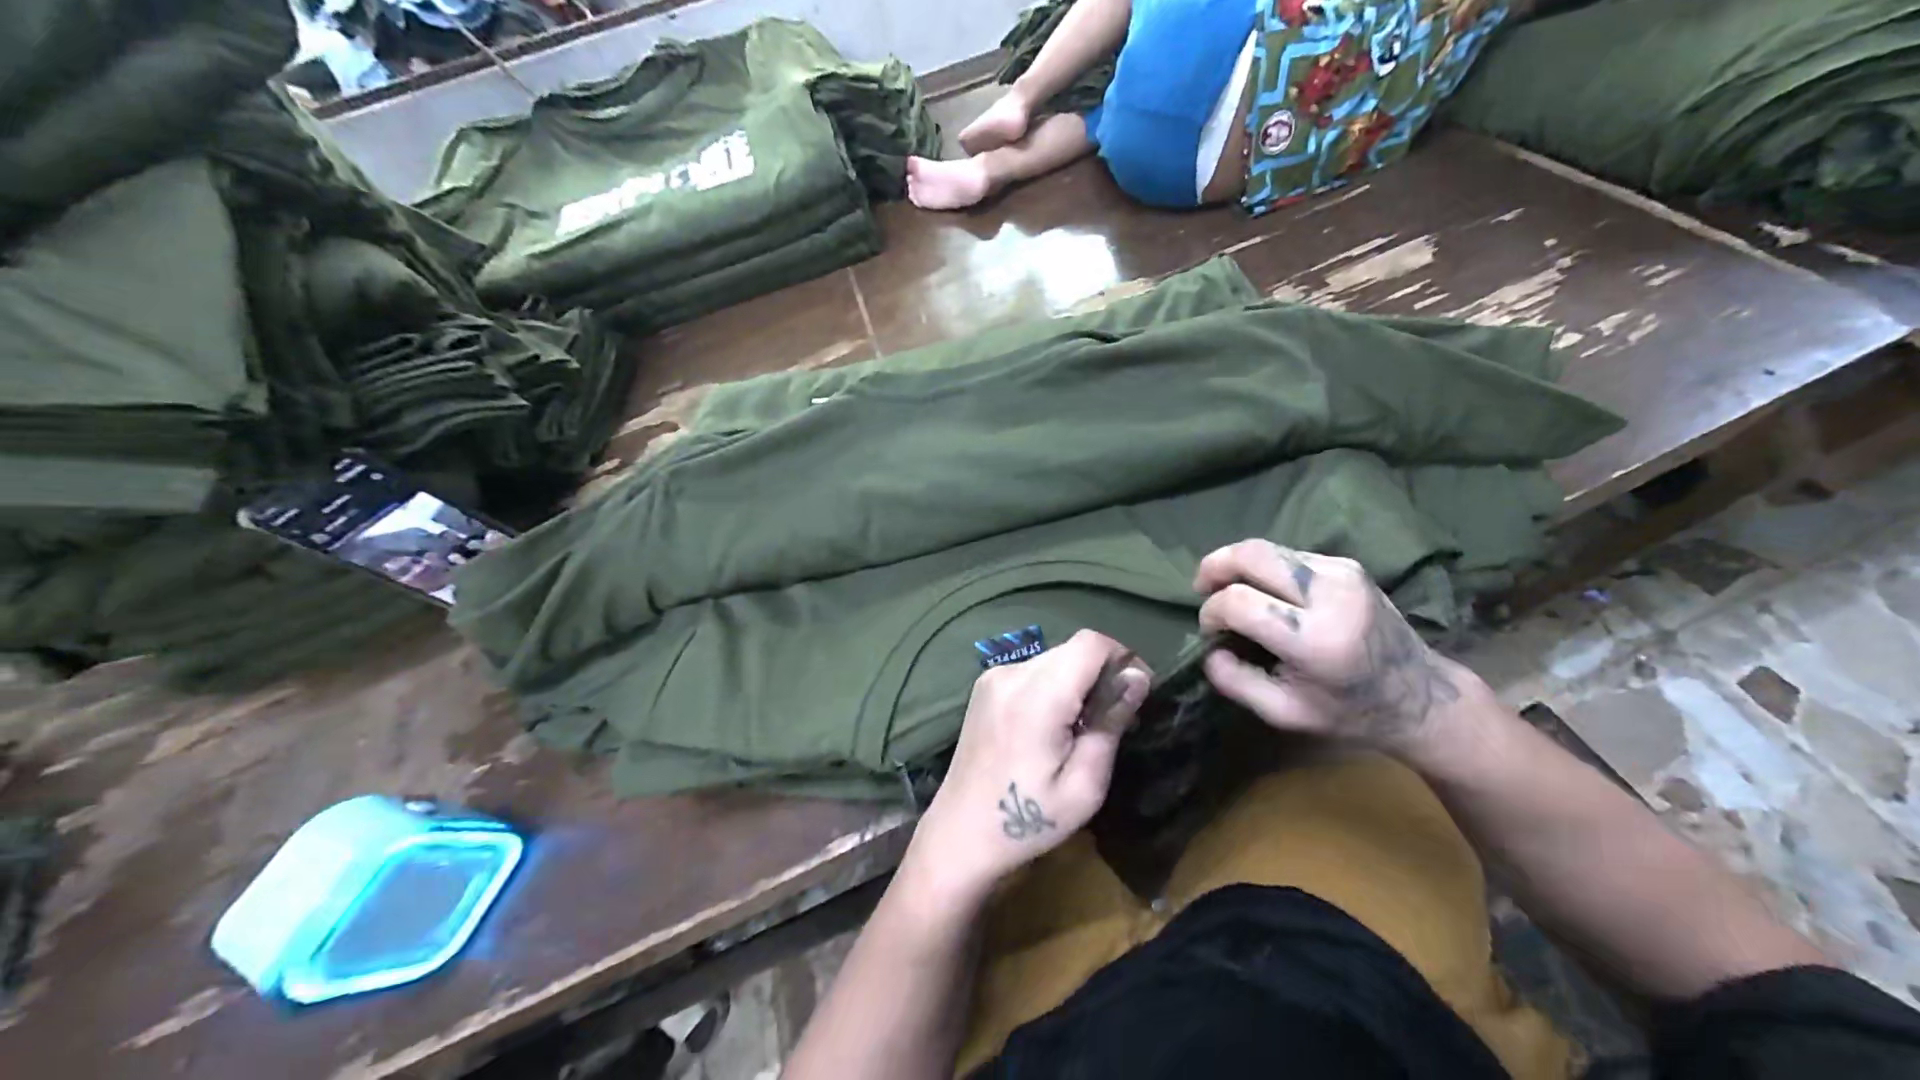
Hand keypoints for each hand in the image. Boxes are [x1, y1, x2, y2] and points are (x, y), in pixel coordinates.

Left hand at [903, 631, 1149, 902]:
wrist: (962, 831)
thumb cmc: (1030, 819)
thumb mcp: (1085, 784)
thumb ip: (1110, 723)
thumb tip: (1137, 678)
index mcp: (1037, 696)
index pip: (1091, 643)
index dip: (1123, 658)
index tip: (1139, 691)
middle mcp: (1012, 674)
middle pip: (1073, 649)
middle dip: (1103, 673)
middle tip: (1117, 717)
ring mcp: (993, 677)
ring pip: (1054, 657)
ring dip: (1078, 680)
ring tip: (1085, 726)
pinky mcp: (985, 687)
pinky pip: (1033, 670)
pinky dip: (1054, 686)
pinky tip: (1055, 724)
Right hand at [1194, 540, 1476, 755]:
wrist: (1421, 696)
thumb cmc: (1349, 713)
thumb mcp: (1284, 714)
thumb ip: (1236, 681)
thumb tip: (1209, 649)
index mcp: (1315, 639)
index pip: (1239, 602)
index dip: (1211, 613)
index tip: (1211, 633)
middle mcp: (1330, 594)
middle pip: (1251, 555)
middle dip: (1214, 567)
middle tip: (1202, 589)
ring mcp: (1342, 573)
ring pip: (1267, 548)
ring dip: (1237, 565)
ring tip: (1228, 589)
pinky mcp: (1347, 565)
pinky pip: (1288, 554)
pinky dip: (1264, 568)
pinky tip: (1263, 592)